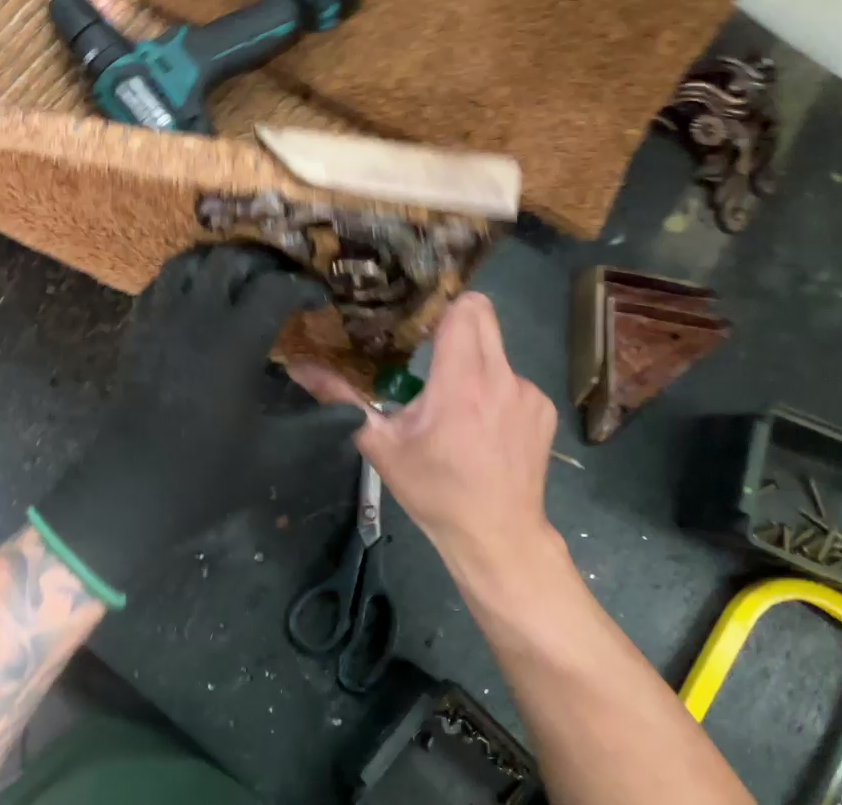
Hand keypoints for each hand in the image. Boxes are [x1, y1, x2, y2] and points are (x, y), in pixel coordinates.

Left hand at [32, 246, 365, 601]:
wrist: (130, 484)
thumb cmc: (204, 472)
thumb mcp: (274, 455)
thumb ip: (319, 428)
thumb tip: (358, 413)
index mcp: (235, 342)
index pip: (276, 287)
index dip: (303, 287)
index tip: (319, 300)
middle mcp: (197, 317)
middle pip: (230, 259)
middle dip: (262, 263)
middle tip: (282, 284)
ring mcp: (161, 318)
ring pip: (190, 261)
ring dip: (220, 263)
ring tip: (241, 281)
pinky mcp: (137, 329)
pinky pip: (161, 282)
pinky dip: (185, 277)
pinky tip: (199, 300)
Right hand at [290, 292, 558, 581]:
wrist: (498, 537)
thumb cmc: (434, 490)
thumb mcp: (380, 445)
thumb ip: (342, 399)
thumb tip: (298, 366)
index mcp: (462, 381)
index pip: (465, 309)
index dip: (439, 305)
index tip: (415, 320)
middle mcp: (503, 377)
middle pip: (484, 317)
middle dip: (453, 324)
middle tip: (426, 348)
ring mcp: (529, 394)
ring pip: (496, 352)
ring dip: (473, 362)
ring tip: (453, 402)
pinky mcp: (544, 410)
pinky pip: (513, 380)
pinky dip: (494, 390)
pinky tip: (481, 425)